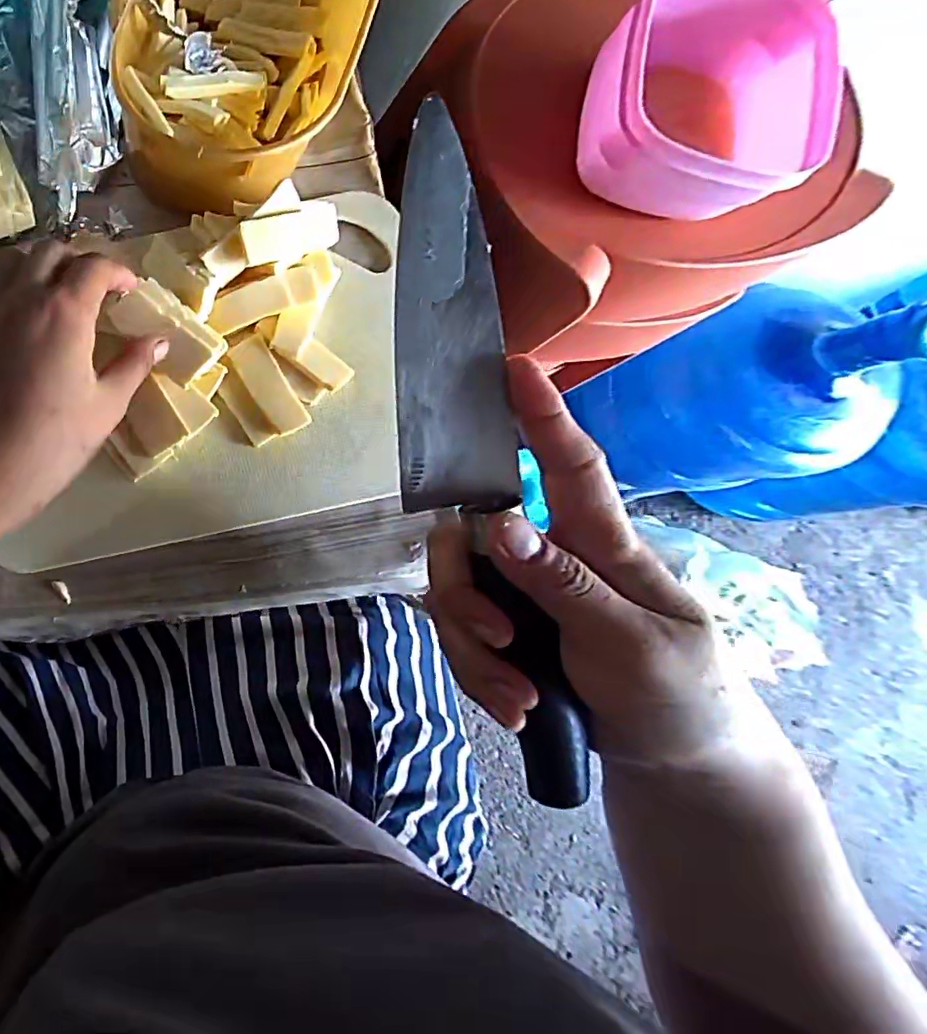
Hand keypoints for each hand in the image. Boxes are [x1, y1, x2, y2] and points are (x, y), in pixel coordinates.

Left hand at [0, 241, 164, 532]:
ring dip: (33, 262)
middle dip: (77, 258)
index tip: (128, 290)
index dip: (118, 271)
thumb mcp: (105, 407)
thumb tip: (159, 341)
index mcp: (65, 311)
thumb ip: (133, 366)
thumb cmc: (52, 443)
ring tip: (48, 286)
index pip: (95, 265)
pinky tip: (4, 301)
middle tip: (93, 285)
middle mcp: (22, 298)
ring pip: (8, 259)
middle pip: (50, 250)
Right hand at [425, 357, 753, 769]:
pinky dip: (474, 676)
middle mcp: (542, 558)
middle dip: (465, 598)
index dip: (541, 417)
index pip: (569, 467)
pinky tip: (513, 707)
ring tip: (519, 700)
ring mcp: (513, 595)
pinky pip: (452, 636)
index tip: (514, 369)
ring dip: (472, 654)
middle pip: (464, 544)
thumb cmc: (678, 693)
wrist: (669, 757)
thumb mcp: (632, 645)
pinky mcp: (492, 629)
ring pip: (449, 595)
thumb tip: (498, 525)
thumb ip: (562, 584)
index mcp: (597, 547)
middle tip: (497, 644)